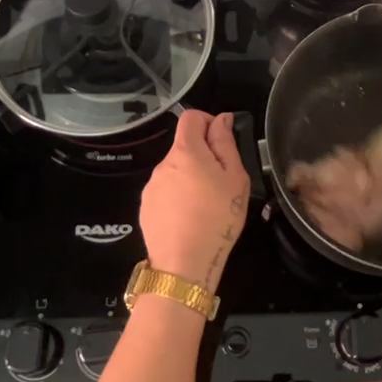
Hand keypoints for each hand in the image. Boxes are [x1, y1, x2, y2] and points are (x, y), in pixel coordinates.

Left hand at [139, 111, 250, 290]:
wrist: (184, 265)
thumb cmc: (217, 219)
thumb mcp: (235, 179)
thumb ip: (226, 144)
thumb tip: (221, 120)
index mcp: (185, 151)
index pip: (191, 117)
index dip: (209, 123)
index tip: (223, 143)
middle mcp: (163, 164)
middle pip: (184, 147)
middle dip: (203, 158)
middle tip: (222, 184)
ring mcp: (151, 187)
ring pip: (175, 172)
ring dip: (190, 180)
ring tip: (207, 207)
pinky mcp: (146, 208)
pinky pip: (165, 193)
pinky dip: (177, 199)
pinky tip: (189, 220)